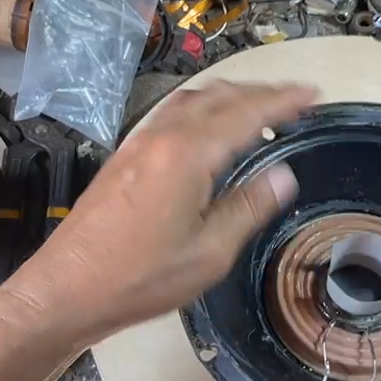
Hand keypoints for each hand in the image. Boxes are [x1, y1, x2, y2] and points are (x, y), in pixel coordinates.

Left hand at [0, 81, 318, 346]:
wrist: (66, 288)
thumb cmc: (139, 278)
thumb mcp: (208, 254)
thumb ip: (248, 208)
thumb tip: (284, 177)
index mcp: (187, 154)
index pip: (247, 113)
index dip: (284, 100)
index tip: (313, 93)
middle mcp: (161, 136)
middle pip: (219, 96)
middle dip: (260, 92)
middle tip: (294, 100)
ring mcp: (137, 143)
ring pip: (192, 100)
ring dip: (229, 97)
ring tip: (258, 110)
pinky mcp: (124, 157)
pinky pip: (171, 115)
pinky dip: (202, 109)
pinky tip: (208, 130)